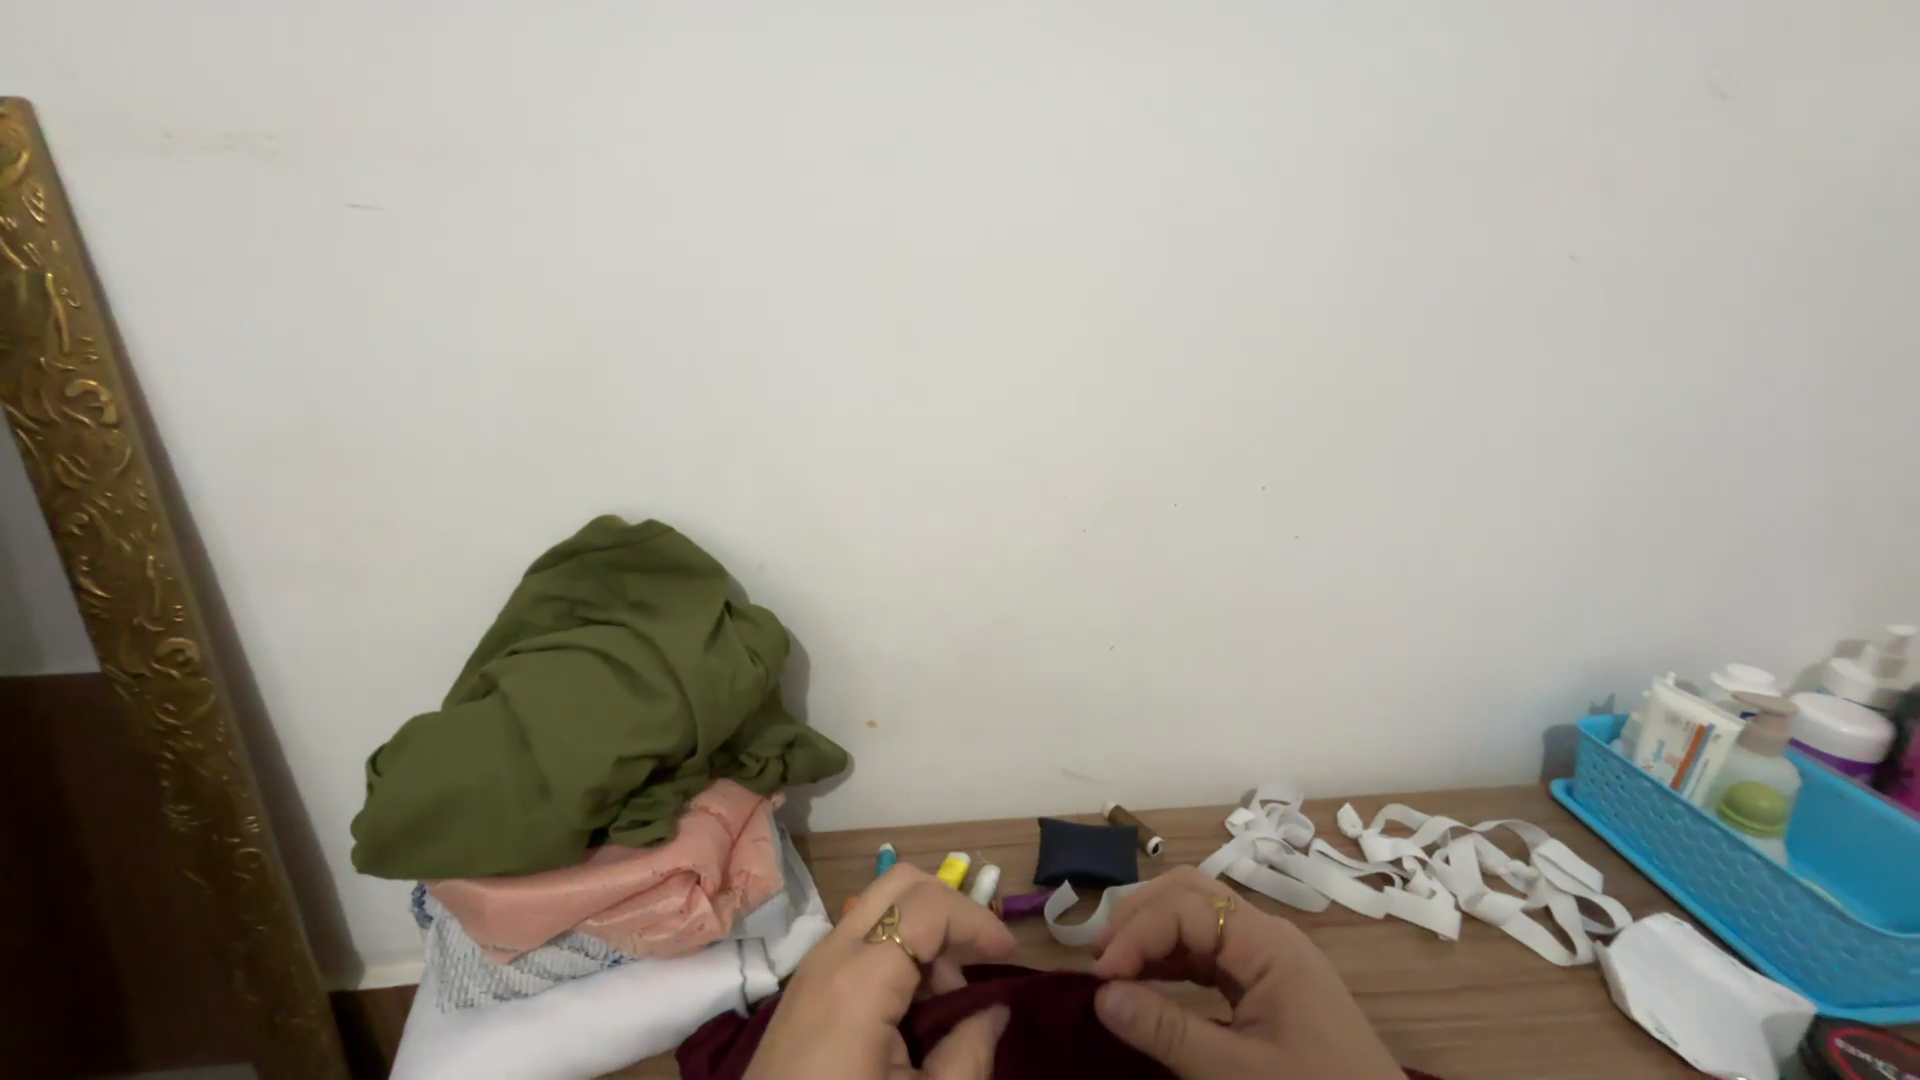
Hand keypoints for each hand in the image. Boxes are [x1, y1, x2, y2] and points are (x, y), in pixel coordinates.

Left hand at [745, 864, 1017, 1079]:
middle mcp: (832, 953)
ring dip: (924, 929)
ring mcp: (813, 965)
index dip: (978, 920)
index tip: (1008, 955)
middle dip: (949, 907)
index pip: (930, 906)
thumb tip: (993, 1009)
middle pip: (899, 881)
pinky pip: (861, 935)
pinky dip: (898, 946)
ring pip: (879, 905)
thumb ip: (969, 1052)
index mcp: (860, 979)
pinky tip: (913, 1003)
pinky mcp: (806, 984)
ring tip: (947, 995)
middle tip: (978, 958)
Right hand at [1091, 866, 1403, 1079]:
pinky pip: (1207, 951)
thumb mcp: (1241, 1075)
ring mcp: (1267, 957)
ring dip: (1151, 935)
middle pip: (1190, 893)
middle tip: (1100, 959)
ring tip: (1113, 969)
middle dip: (1139, 916)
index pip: (1185, 908)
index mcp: (1268, 944)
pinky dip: (1170, 960)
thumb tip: (1101, 995)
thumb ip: (1170, 1032)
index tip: (1100, 978)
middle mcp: (1266, 935)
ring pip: (1196, 917)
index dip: (1136, 933)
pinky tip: (1147, 982)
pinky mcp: (1266, 984)